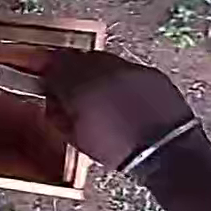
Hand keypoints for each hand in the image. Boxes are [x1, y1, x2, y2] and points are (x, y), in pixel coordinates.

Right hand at [40, 50, 200, 168]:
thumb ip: (58, 112)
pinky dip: (117, 76)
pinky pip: (125, 67)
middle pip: (75, 57)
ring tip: (95, 88)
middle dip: (68, 67)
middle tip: (67, 82)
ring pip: (100, 58)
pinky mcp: (150, 72)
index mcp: (79, 86)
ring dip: (92, 69)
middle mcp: (103, 70)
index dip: (46, 71)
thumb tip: (53, 99)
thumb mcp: (75, 136)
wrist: (166, 153)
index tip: (45, 78)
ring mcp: (128, 69)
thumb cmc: (117, 149)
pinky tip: (118, 93)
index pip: (53, 66)